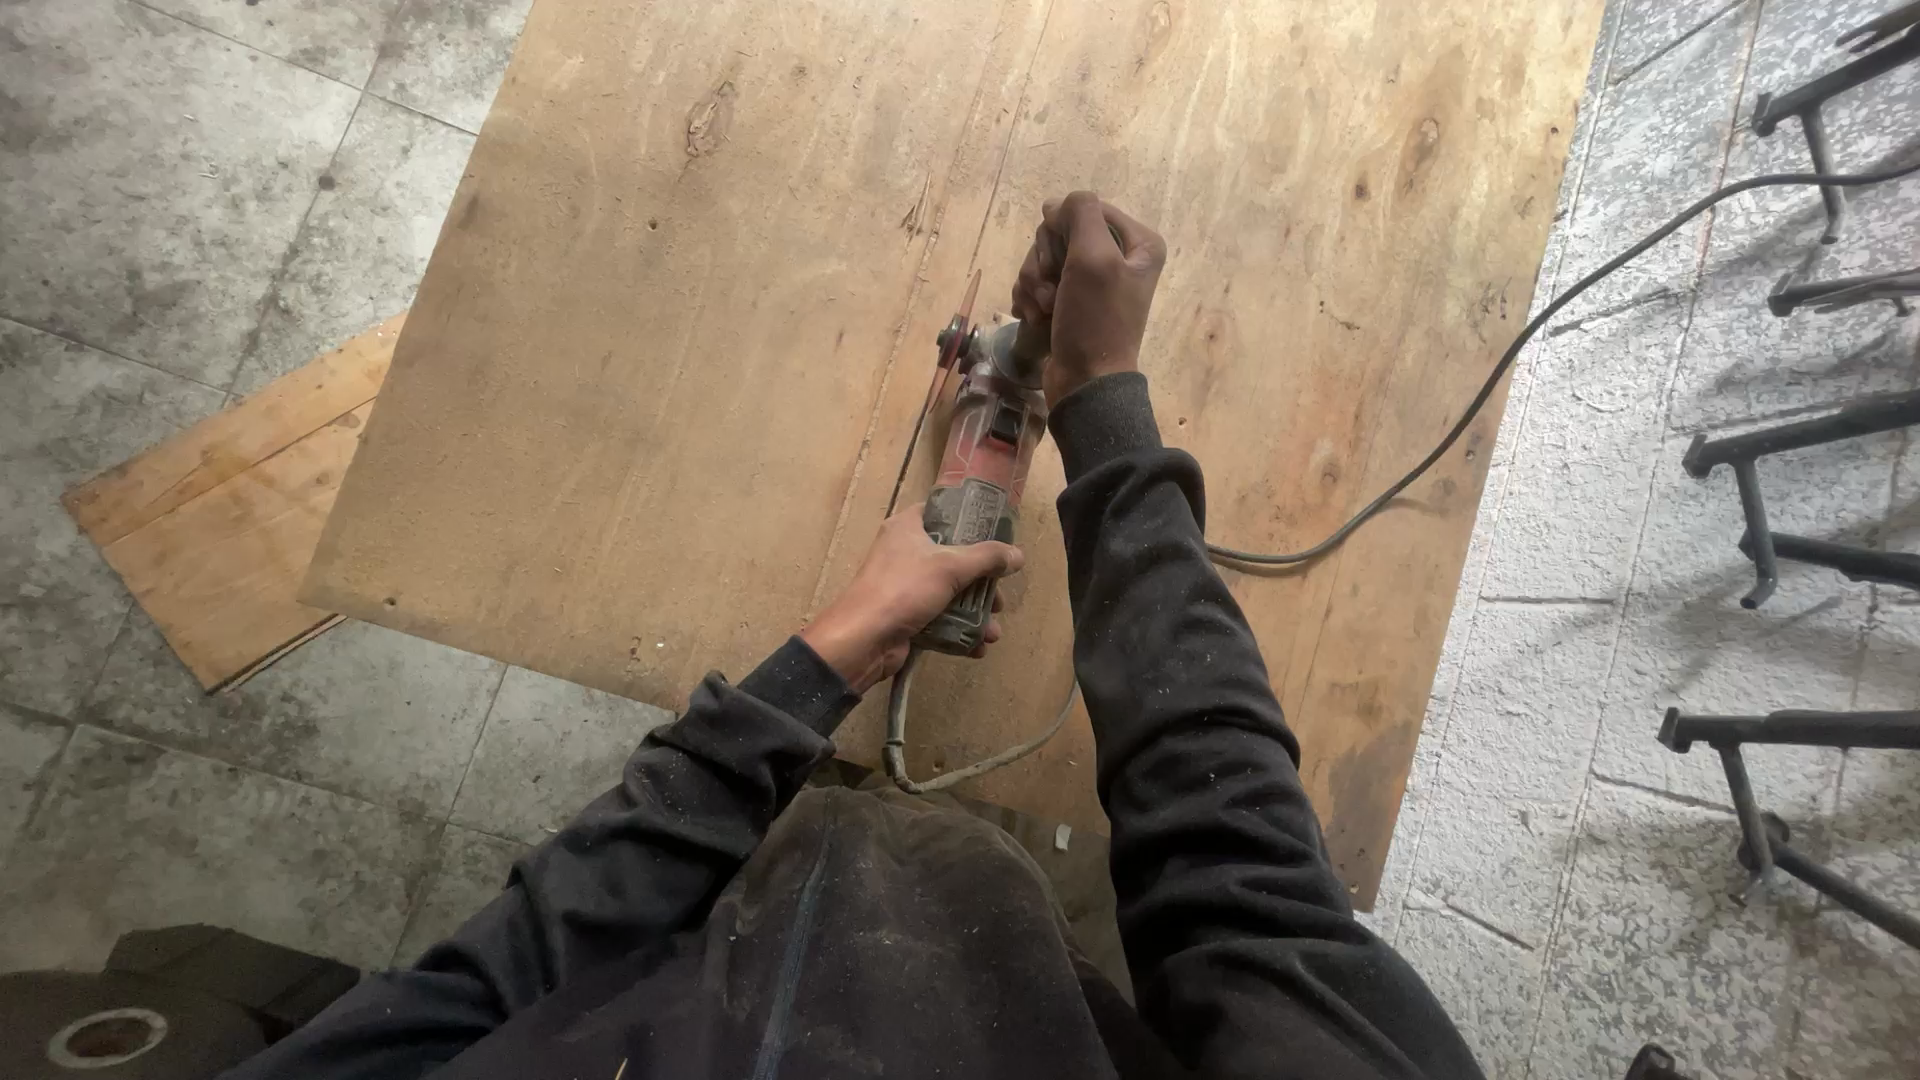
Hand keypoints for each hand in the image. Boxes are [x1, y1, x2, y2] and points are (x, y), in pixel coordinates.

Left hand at [801, 505, 1024, 692]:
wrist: (862, 640)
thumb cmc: (903, 589)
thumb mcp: (951, 566)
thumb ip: (987, 558)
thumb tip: (1018, 555)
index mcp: (907, 528)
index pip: (940, 512)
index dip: (968, 520)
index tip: (995, 535)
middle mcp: (904, 552)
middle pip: (952, 558)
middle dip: (981, 582)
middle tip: (999, 597)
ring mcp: (904, 586)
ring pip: (948, 593)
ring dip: (974, 613)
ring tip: (992, 632)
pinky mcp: (905, 616)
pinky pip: (939, 619)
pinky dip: (958, 631)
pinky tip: (977, 647)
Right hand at [1010, 191, 1166, 408]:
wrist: (1084, 382)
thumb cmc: (1095, 321)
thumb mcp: (1093, 258)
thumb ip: (1080, 214)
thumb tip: (1055, 205)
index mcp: (1138, 243)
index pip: (1085, 209)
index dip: (1063, 230)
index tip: (1060, 261)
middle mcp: (1116, 259)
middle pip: (1059, 234)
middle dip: (1045, 263)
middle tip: (1051, 292)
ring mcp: (1088, 283)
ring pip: (1042, 259)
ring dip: (1034, 284)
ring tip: (1044, 311)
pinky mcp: (1066, 304)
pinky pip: (1035, 285)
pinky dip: (1029, 300)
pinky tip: (1036, 318)